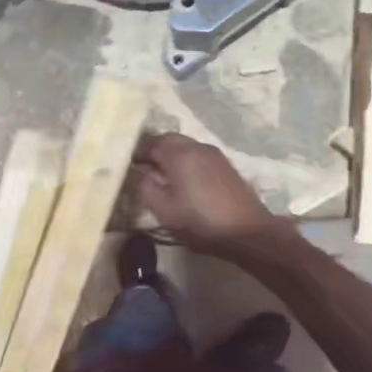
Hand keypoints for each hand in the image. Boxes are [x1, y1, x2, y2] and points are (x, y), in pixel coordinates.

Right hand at [134, 133, 285, 252]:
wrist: (246, 231)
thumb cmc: (200, 220)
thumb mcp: (163, 209)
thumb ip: (145, 186)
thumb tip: (136, 172)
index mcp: (179, 153)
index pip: (150, 142)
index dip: (136, 152)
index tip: (125, 164)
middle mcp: (198, 146)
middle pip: (169, 140)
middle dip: (154, 150)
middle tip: (142, 167)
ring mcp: (215, 154)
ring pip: (186, 146)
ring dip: (171, 155)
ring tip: (161, 175)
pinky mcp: (226, 166)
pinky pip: (199, 156)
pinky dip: (186, 162)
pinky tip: (183, 180)